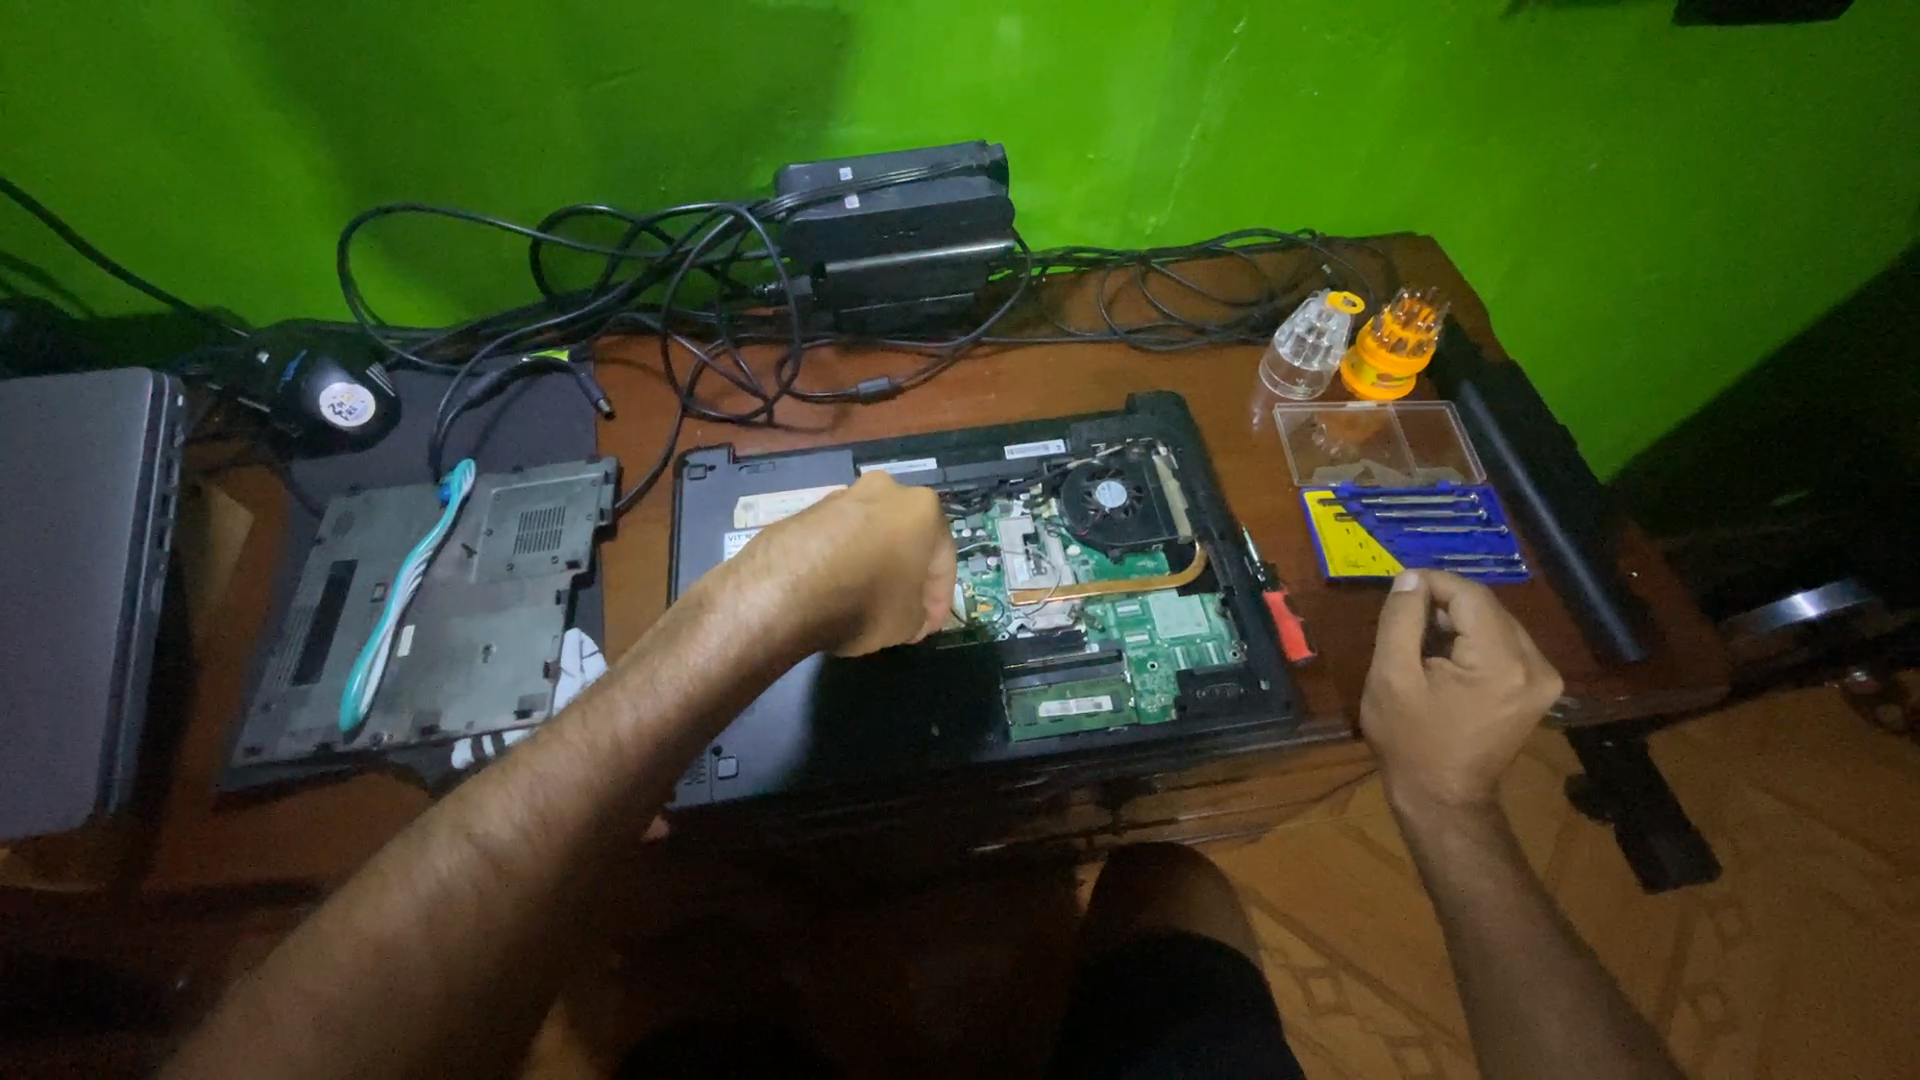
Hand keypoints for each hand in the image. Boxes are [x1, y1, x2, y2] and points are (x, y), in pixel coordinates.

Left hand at [728, 471, 955, 655]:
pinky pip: (839, 539)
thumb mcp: (908, 623)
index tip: (929, 625)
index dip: (940, 599)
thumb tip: (911, 613)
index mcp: (923, 509)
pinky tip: (837, 590)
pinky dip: (844, 561)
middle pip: (908, 540)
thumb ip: (920, 615)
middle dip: (909, 576)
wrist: (783, 590)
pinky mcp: (807, 509)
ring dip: (876, 565)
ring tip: (868, 602)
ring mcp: (843, 496)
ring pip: (872, 536)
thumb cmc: (865, 602)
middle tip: (905, 610)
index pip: (943, 560)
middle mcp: (886, 491)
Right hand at [1360, 570, 1563, 813]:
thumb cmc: (1409, 739)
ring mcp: (1543, 679)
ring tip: (1419, 641)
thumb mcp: (1390, 675)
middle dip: (1442, 604)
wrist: (1441, 795)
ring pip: (1495, 622)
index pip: (1470, 595)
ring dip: (1456, 621)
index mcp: (1502, 664)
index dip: (1431, 583)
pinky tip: (1444, 658)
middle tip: (1401, 619)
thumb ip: (1401, 620)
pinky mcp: (1538, 688)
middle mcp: (1536, 666)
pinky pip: (1503, 643)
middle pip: (1486, 607)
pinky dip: (1471, 640)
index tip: (1396, 589)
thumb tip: (1411, 578)